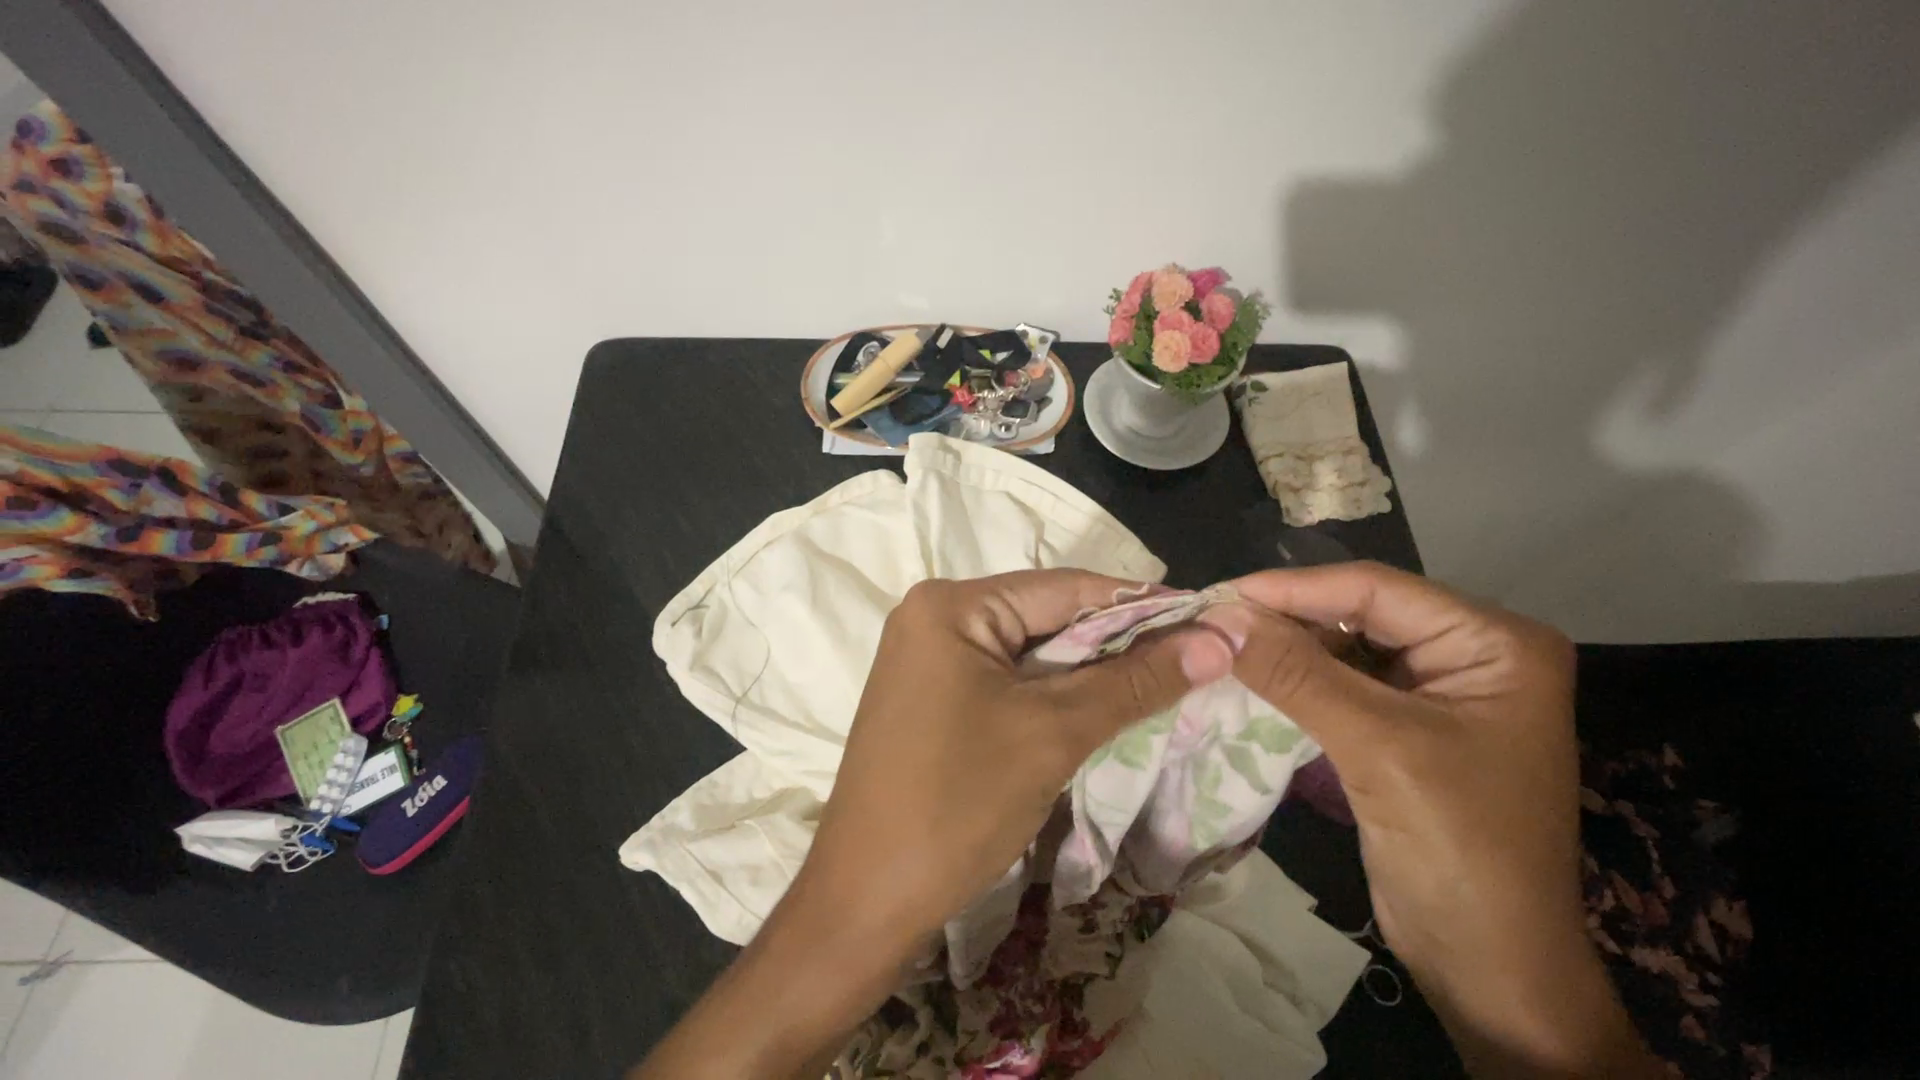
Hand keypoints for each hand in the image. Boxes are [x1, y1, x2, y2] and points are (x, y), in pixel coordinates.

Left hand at [632, 569, 1234, 1079]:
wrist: (865, 901)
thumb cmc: (956, 805)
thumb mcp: (1054, 733)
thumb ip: (1135, 681)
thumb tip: (1220, 638)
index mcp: (951, 605)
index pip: (1068, 587)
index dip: (1144, 605)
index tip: (1215, 622)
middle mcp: (934, 618)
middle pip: (1049, 617)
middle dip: (1121, 643)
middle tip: (1200, 661)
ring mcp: (929, 661)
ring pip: (1032, 654)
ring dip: (1094, 673)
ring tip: (1167, 687)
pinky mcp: (933, 701)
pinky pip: (1008, 683)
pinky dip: (1056, 696)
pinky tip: (1104, 713)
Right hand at [1207, 562, 1658, 1078]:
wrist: (1490, 963)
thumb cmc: (1457, 846)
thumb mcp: (1376, 748)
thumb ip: (1296, 673)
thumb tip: (1218, 616)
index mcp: (1495, 642)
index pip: (1377, 589)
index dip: (1293, 589)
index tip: (1217, 593)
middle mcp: (1473, 653)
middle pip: (1362, 613)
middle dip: (1287, 618)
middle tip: (1211, 620)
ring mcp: (1442, 692)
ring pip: (1348, 648)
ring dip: (1287, 650)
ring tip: (1220, 644)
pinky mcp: (1412, 728)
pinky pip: (1347, 686)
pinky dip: (1299, 683)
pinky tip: (1252, 679)